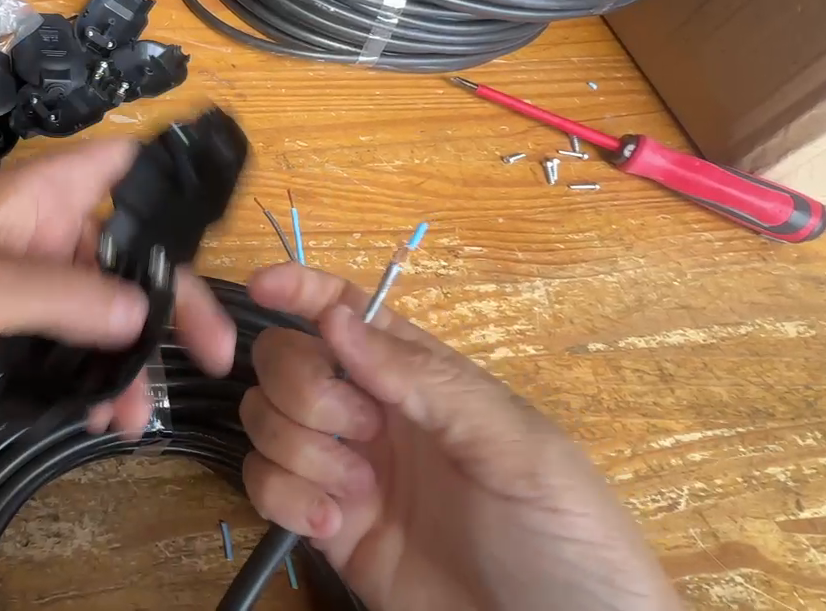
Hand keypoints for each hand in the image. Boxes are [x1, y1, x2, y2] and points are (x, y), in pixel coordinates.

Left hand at [0, 138, 236, 433]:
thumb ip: (64, 296)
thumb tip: (141, 313)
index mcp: (36, 193)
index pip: (117, 165)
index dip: (169, 181)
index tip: (215, 226)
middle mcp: (42, 225)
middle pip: (127, 247)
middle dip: (168, 298)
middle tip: (212, 351)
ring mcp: (31, 273)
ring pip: (105, 300)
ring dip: (130, 350)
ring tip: (139, 410)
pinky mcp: (18, 317)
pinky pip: (76, 336)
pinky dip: (96, 369)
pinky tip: (102, 412)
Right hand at [238, 263, 679, 610]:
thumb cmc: (565, 541)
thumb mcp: (517, 451)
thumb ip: (424, 378)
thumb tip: (334, 318)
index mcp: (415, 377)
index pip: (345, 308)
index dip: (299, 285)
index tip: (260, 286)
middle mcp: (366, 410)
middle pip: (285, 357)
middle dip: (305, 390)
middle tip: (361, 434)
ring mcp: (339, 465)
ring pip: (264, 415)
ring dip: (299, 450)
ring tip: (357, 494)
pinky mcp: (320, 521)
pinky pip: (260, 481)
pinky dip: (284, 498)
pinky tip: (332, 527)